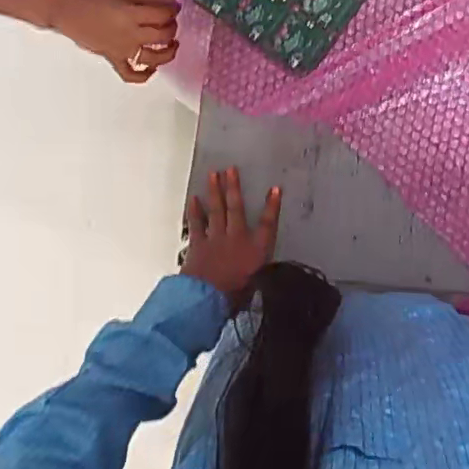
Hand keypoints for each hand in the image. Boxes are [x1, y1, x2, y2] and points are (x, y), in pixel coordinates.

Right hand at [49, 0, 180, 82]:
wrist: (64, 10)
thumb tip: (169, 0)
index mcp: (131, 14)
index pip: (163, 15)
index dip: (173, 10)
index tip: (175, 7)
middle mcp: (130, 35)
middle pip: (162, 36)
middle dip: (172, 28)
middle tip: (172, 22)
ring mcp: (122, 50)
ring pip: (154, 58)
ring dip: (168, 53)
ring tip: (173, 45)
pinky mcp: (112, 58)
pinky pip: (130, 73)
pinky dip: (143, 75)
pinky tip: (152, 69)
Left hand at [182, 167, 281, 308]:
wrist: (207, 300)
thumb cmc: (235, 297)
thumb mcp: (257, 286)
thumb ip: (259, 274)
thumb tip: (262, 271)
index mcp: (256, 250)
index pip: (268, 224)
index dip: (272, 207)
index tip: (274, 190)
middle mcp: (237, 238)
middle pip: (236, 208)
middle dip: (234, 188)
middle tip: (231, 169)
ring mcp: (215, 239)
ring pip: (216, 210)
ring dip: (215, 191)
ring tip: (213, 174)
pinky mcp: (198, 244)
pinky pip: (196, 223)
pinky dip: (195, 210)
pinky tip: (194, 198)